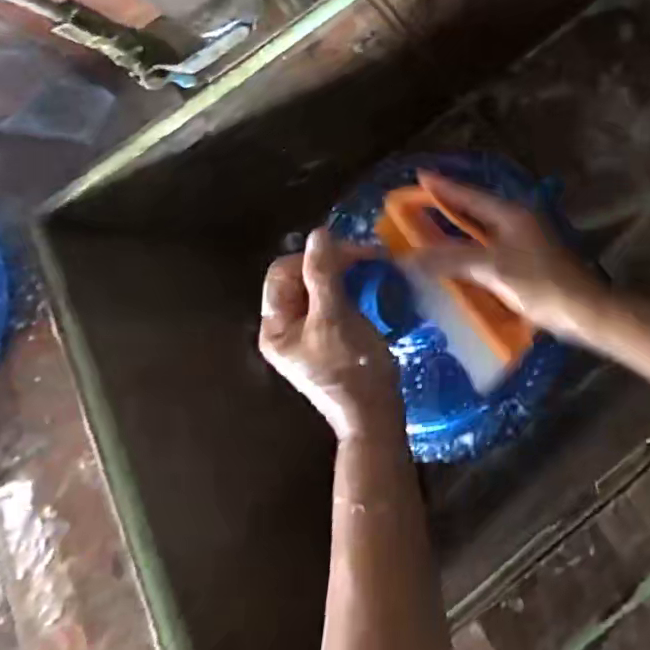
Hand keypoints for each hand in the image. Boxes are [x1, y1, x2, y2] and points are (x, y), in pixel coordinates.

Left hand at [259, 229, 401, 440]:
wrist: (374, 415)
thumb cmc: (351, 369)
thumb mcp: (334, 318)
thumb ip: (323, 275)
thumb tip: (319, 234)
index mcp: (276, 326)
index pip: (283, 272)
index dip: (314, 257)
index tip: (352, 253)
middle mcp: (286, 328)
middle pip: (300, 278)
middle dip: (331, 262)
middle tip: (367, 256)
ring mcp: (309, 333)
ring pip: (319, 287)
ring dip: (343, 272)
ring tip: (372, 266)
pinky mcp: (331, 337)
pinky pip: (334, 300)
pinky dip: (350, 287)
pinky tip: (370, 285)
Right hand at [409, 173, 617, 342]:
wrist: (584, 310)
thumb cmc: (541, 285)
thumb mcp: (493, 269)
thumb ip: (452, 259)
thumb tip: (412, 256)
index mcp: (511, 213)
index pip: (470, 195)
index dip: (443, 186)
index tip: (420, 175)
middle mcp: (518, 219)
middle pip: (477, 208)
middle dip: (449, 204)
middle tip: (420, 200)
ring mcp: (525, 239)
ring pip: (485, 227)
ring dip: (460, 226)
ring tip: (433, 224)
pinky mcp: (528, 259)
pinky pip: (491, 245)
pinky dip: (472, 246)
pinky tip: (460, 256)